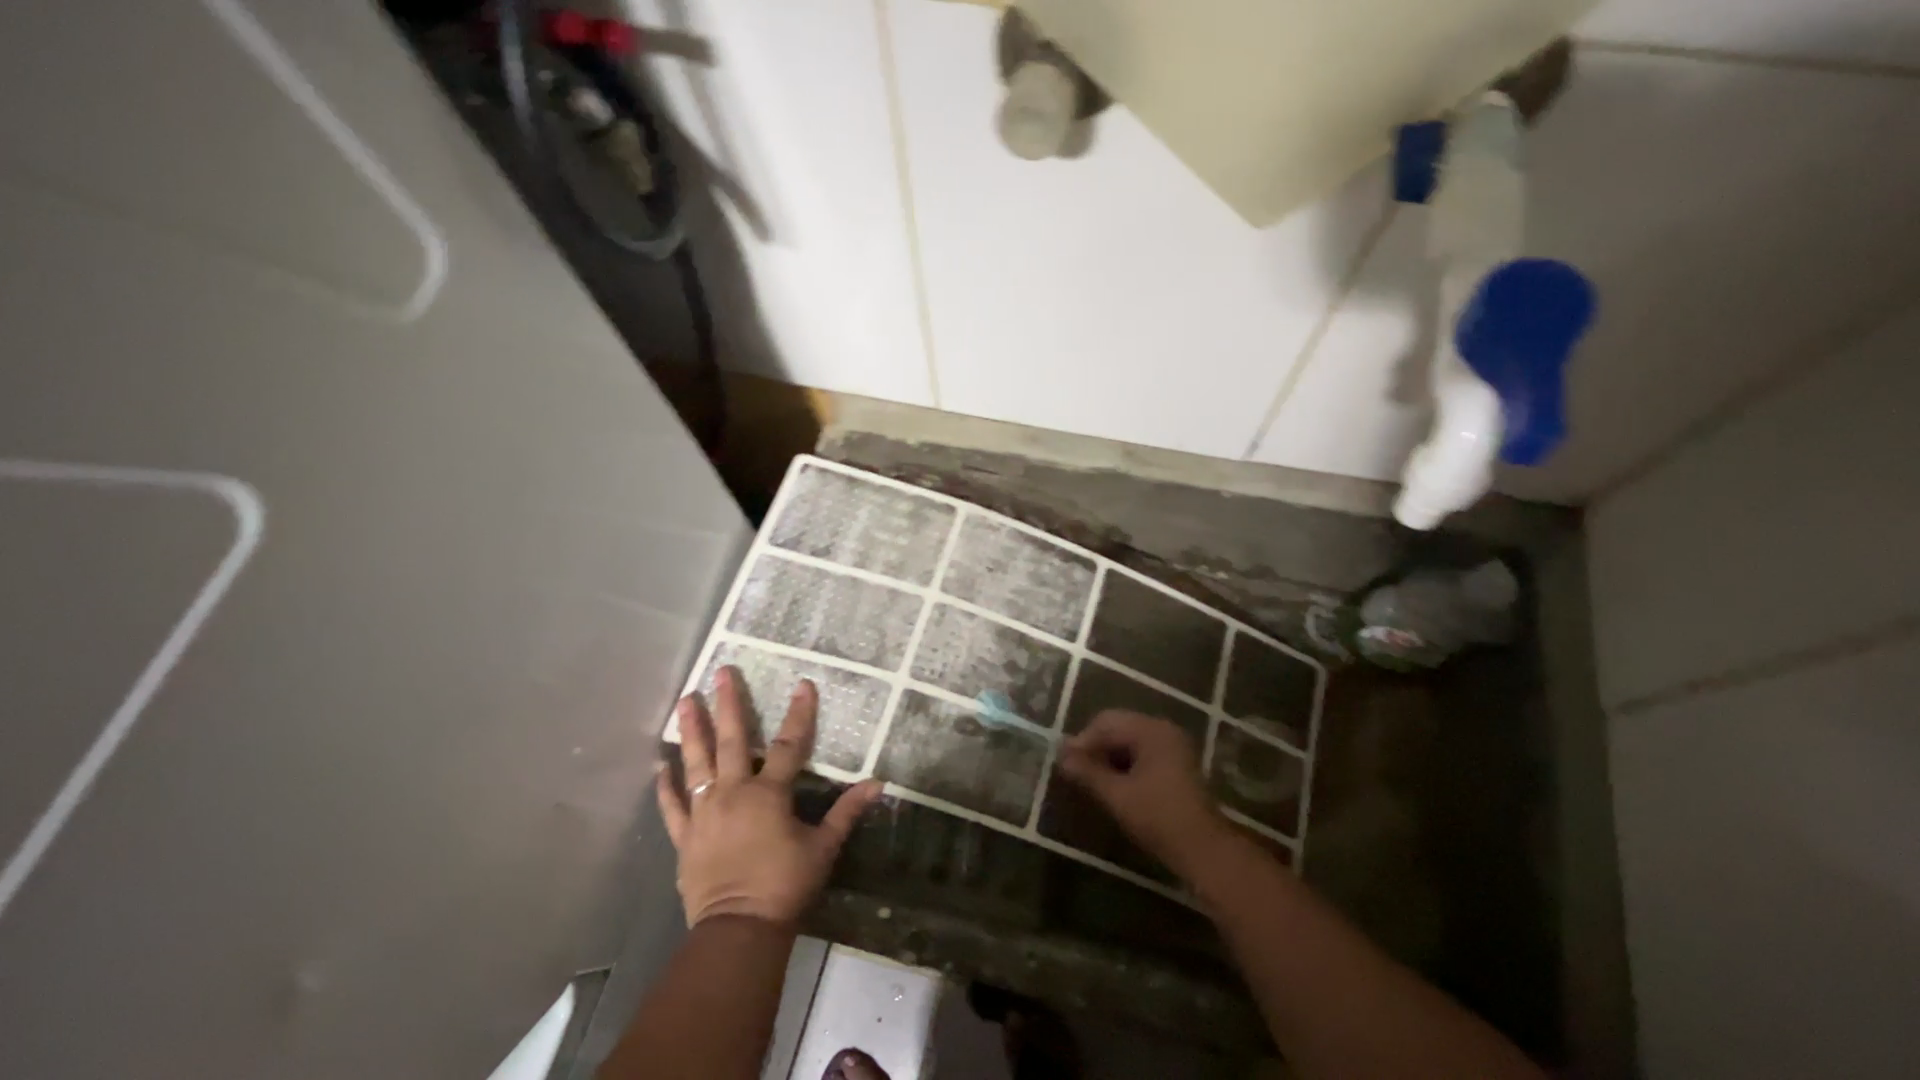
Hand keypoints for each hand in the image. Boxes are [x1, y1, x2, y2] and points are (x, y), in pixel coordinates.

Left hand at [657, 667, 882, 926]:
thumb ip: (847, 813)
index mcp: (768, 793)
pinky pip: (672, 806)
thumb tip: (878, 784)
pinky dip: (665, 786)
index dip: (798, 714)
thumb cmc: (785, 885)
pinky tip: (660, 766)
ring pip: (696, 763)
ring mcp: (704, 813)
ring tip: (686, 701)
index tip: (802, 684)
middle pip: (731, 740)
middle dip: (729, 703)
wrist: (739, 927)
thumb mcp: (823, 848)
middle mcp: (732, 793)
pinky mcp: (684, 837)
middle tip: (721, 671)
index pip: (788, 745)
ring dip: (692, 730)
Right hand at [1056, 710, 1239, 882]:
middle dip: (1095, 747)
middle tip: (1074, 770)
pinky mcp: (1177, 763)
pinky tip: (1113, 783)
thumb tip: (1061, 757)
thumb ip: (1087, 772)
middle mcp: (1164, 730)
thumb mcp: (1117, 795)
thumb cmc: (1158, 818)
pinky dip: (1125, 763)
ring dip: (1108, 756)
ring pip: (1130, 741)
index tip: (1063, 763)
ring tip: (1090, 778)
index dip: (1081, 741)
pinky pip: (1143, 752)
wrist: (1203, 848)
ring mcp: (1174, 746)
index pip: (1106, 723)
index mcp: (1151, 730)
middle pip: (1118, 727)